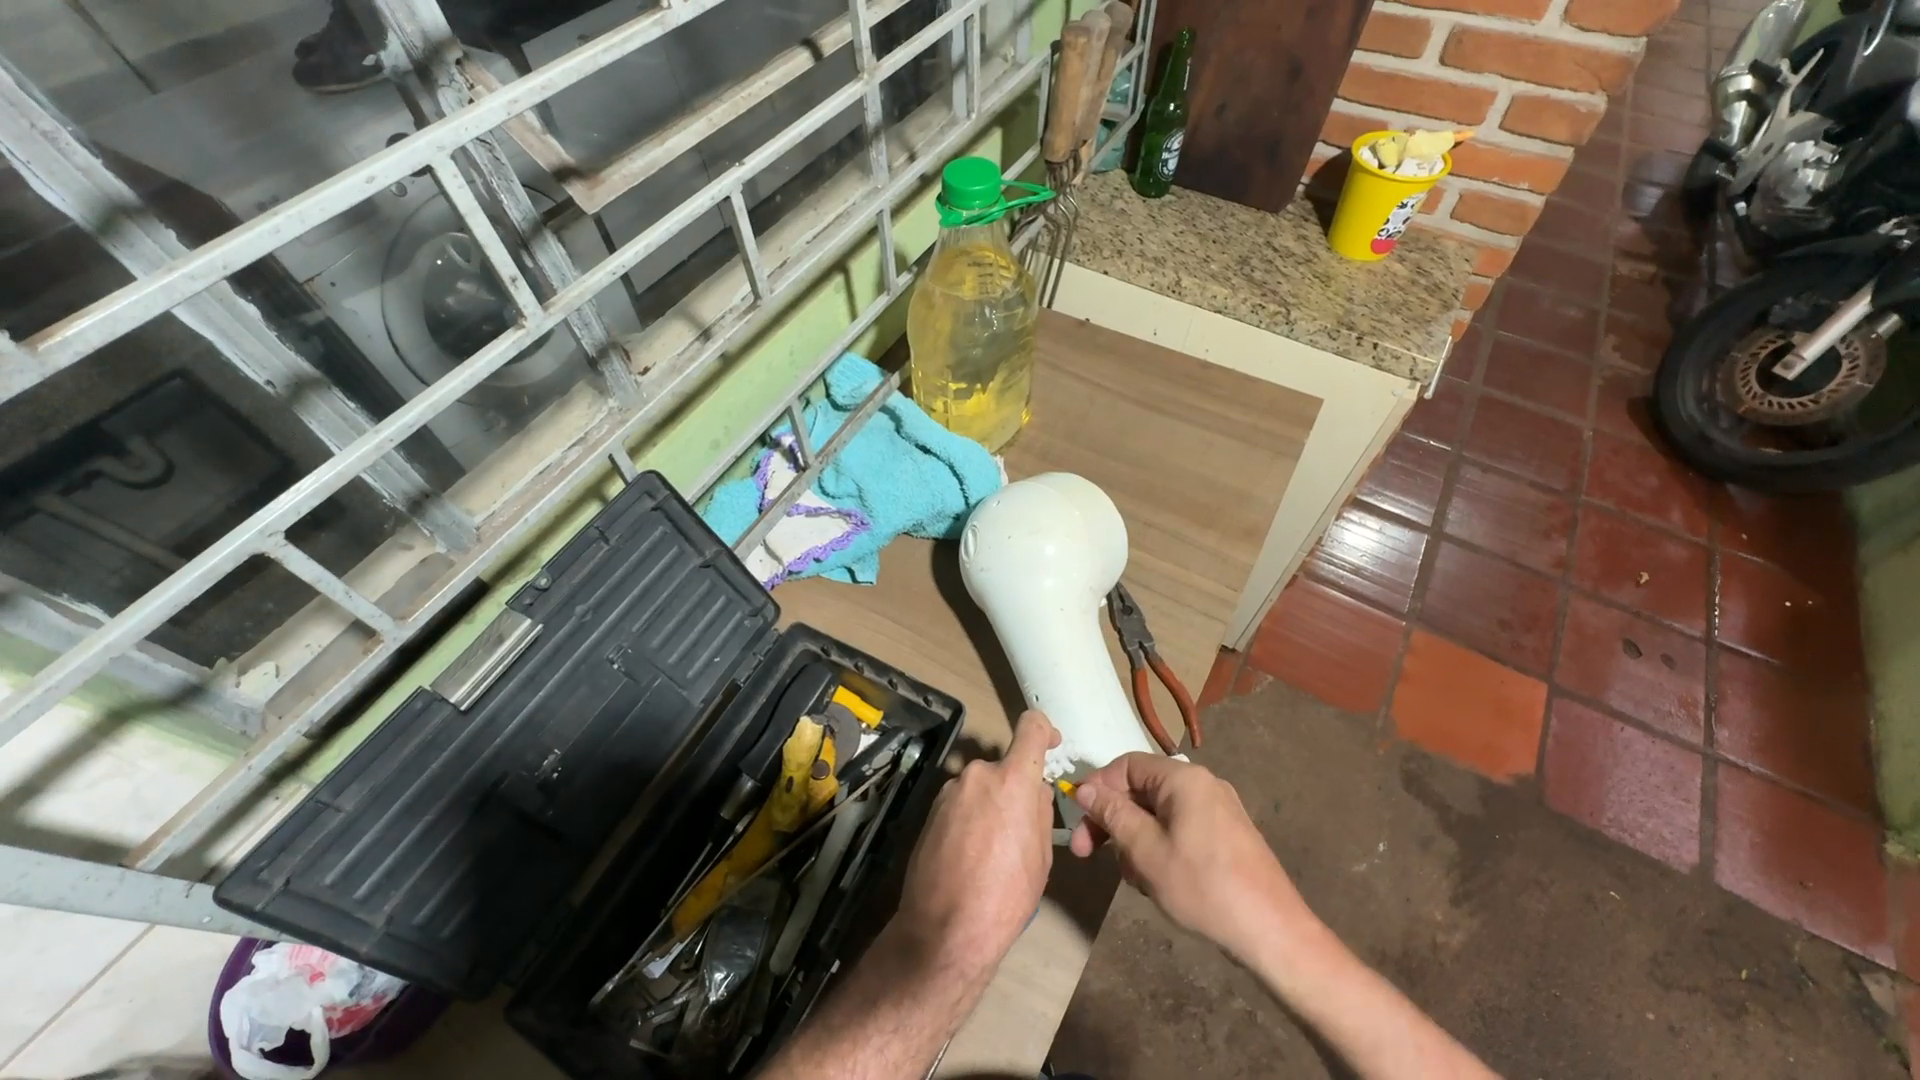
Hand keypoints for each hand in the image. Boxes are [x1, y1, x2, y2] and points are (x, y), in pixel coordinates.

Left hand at [888, 711, 1059, 983]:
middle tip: (1021, 827)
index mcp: (1012, 779)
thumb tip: (1035, 790)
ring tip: (993, 850)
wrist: (945, 929)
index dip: (1044, 730)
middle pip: (1003, 767)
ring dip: (990, 805)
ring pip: (980, 787)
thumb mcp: (1041, 854)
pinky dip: (969, 818)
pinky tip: (970, 855)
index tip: (1049, 742)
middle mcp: (977, 774)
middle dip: (1014, 788)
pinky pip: (959, 804)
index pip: (1031, 728)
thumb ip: (1039, 810)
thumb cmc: (1006, 894)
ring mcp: (949, 792)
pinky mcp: (929, 812)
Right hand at [1068, 753, 1314, 961]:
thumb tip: (1085, 788)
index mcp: (1184, 779)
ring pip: (1158, 814)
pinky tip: (1158, 882)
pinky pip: (1179, 829)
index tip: (1078, 820)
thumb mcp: (1146, 850)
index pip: (1127, 765)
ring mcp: (1218, 810)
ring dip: (1136, 841)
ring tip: (1136, 879)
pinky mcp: (1225, 835)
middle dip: (1112, 821)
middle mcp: (1203, 785)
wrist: (1271, 931)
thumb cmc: (1203, 886)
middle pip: (1142, 789)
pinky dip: (1159, 848)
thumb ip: (1113, 814)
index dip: (1097, 788)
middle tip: (1086, 853)